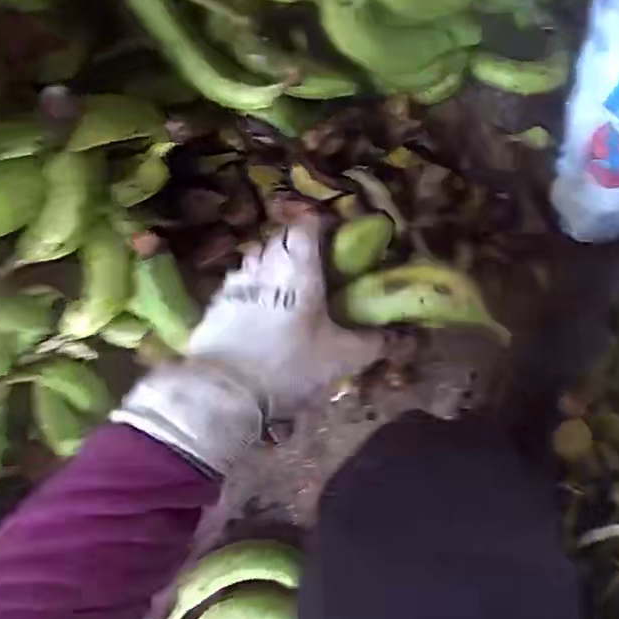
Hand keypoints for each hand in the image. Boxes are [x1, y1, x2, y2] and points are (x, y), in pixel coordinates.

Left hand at [186, 216, 384, 411]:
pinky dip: (255, 289)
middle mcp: (265, 264)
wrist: (223, 393)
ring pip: (258, 259)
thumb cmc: (288, 364)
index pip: (307, 225)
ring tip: (291, 288)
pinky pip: (240, 283)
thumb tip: (402, 338)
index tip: (337, 236)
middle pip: (281, 238)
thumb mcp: (342, 357)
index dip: (322, 225)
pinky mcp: (216, 305)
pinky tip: (263, 312)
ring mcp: (236, 283)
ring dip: (274, 265)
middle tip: (318, 265)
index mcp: (298, 266)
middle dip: (299, 245)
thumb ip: (374, 342)